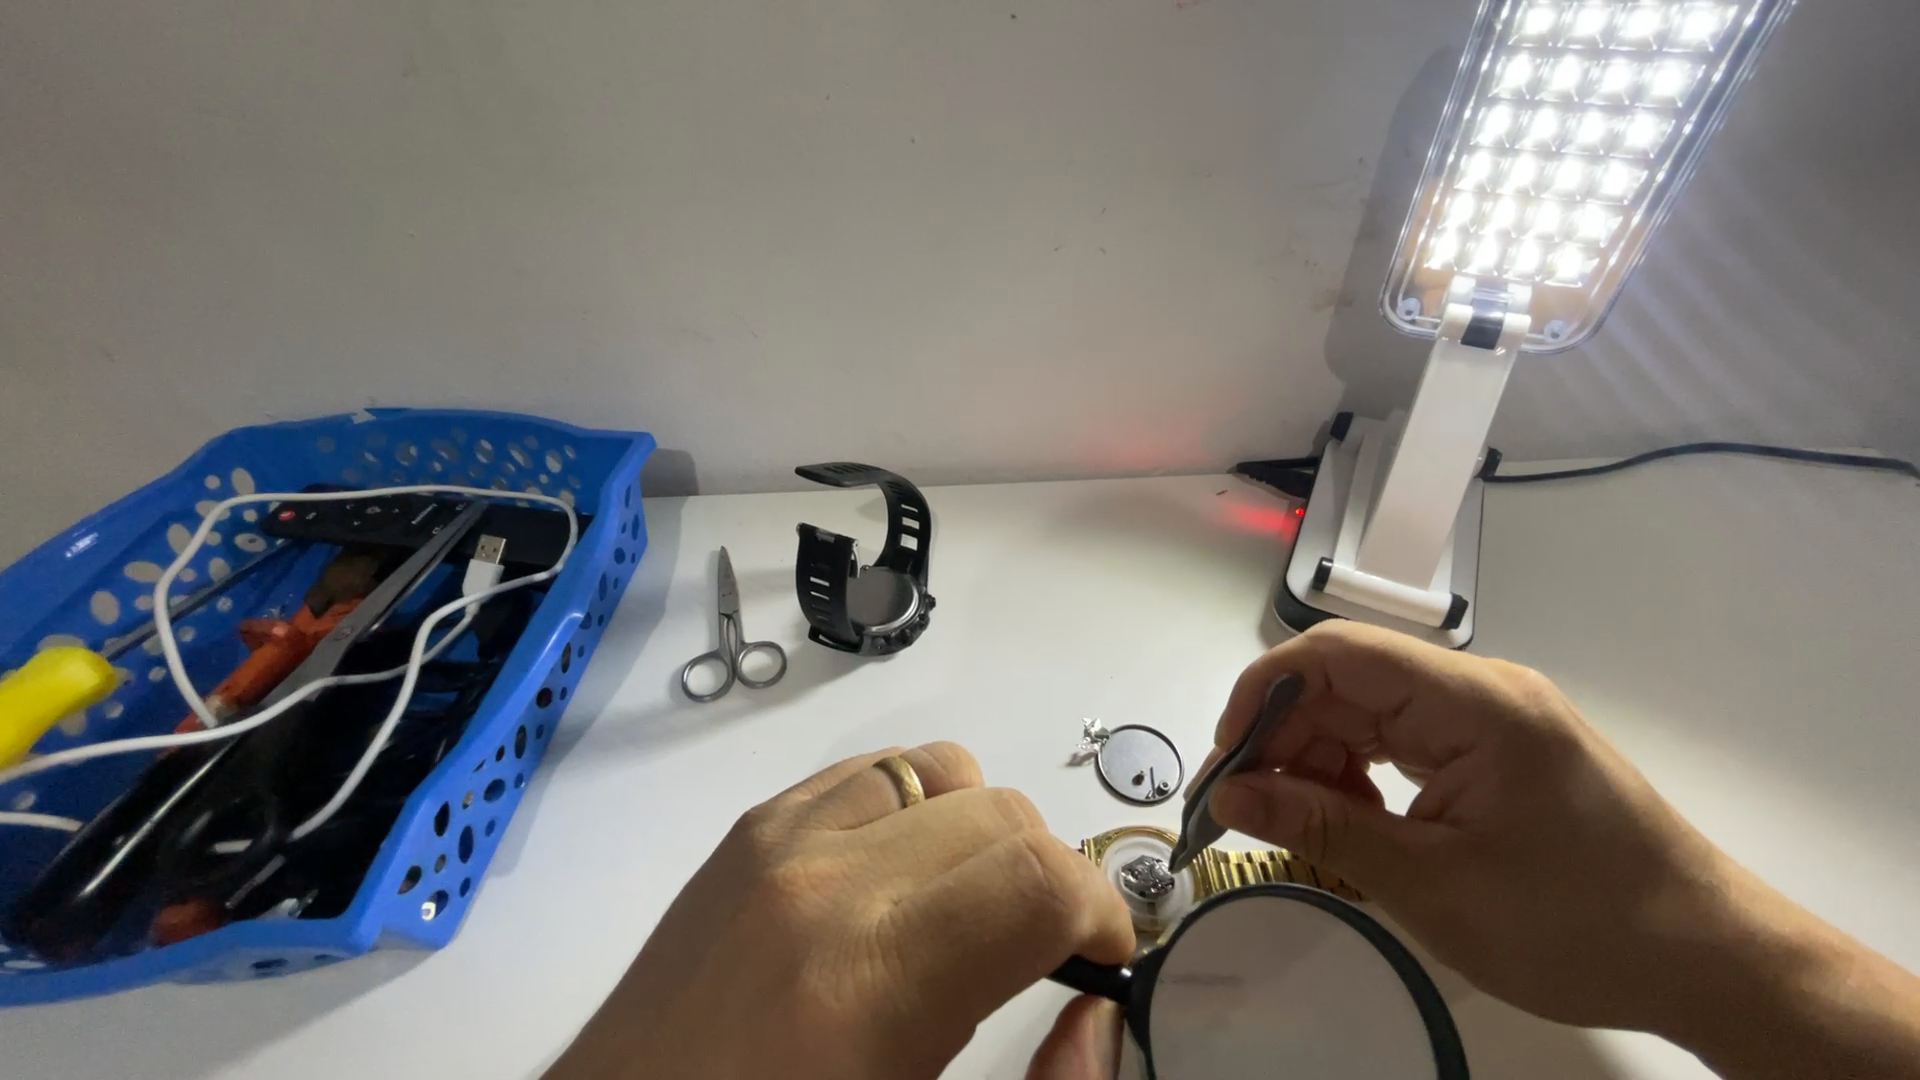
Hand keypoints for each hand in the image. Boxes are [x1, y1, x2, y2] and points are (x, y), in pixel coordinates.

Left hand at [546, 743, 1134, 1079]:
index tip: (1102, 956)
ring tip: (965, 898)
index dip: (1101, 910)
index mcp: (867, 981)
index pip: (1036, 879)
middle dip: (1049, 875)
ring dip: (982, 828)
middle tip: (1036, 944)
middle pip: (1001, 813)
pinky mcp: (750, 824)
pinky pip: (872, 768)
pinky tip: (901, 868)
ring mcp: (778, 835)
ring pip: (942, 767)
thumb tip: (1097, 1007)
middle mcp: (823, 879)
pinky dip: (917, 803)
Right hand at [1198, 621, 1919, 1078]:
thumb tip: (1225, 797)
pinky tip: (1350, 817)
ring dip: (1316, 757)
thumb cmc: (1578, 928)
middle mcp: (1475, 689)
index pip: (1339, 653)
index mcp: (1473, 703)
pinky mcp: (1485, 743)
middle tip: (1248, 802)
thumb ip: (1319, 829)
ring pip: (1361, 708)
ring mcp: (1482, 714)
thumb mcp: (1432, 886)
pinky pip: (1393, 736)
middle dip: (1285, 735)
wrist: (1718, 966)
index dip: (1266, 689)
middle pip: (1344, 680)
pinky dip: (1354, 771)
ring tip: (1299, 819)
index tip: (1230, 755)